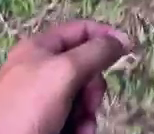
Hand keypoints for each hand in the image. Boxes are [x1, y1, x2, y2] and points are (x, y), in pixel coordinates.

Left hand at [0, 19, 133, 133]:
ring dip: (87, 113)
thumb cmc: (27, 110)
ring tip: (82, 128)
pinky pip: (67, 118)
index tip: (126, 52)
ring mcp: (35, 101)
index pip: (82, 30)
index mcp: (38, 48)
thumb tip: (123, 39)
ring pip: (78, 97)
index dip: (106, 37)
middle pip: (83, 66)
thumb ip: (97, 51)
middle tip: (91, 103)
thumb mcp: (65, 72)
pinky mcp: (35, 126)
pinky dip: (76, 127)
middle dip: (94, 87)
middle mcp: (37, 70)